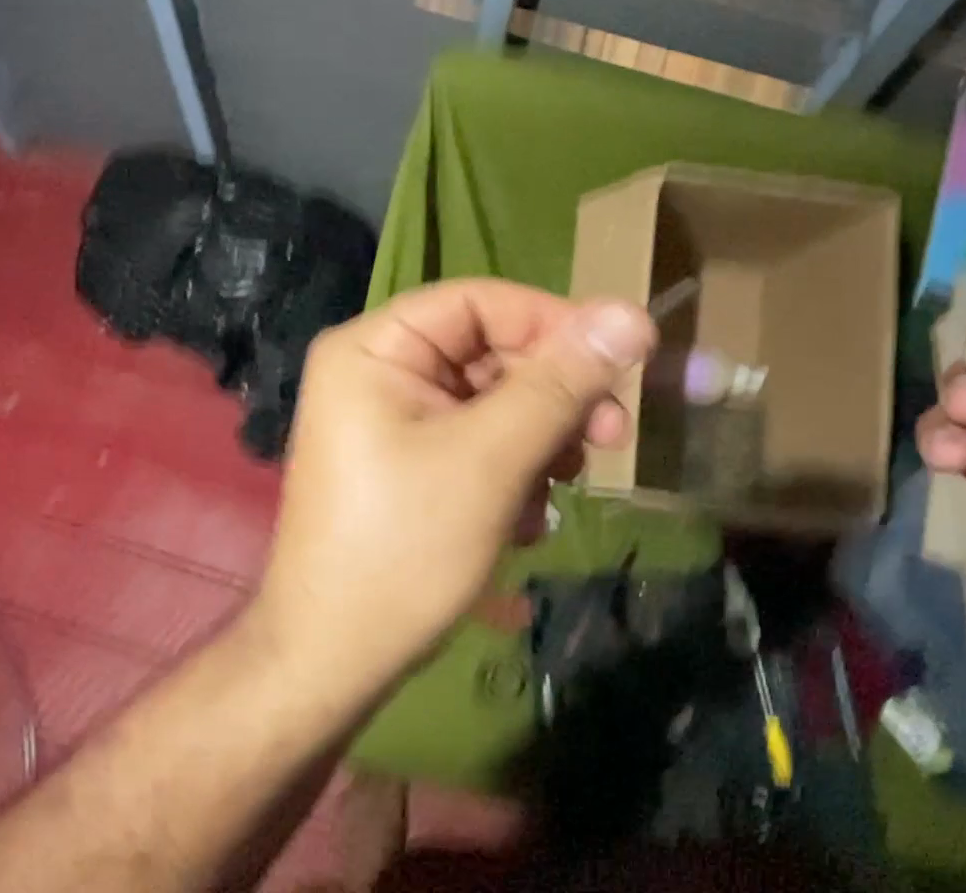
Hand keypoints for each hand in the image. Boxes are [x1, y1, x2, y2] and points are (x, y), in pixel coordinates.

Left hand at [255, 279, 655, 685]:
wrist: (333, 662)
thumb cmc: (405, 549)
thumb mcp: (492, 458)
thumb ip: (561, 383)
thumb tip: (632, 313)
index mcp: (374, 349)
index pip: (482, 303)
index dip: (558, 324)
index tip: (631, 356)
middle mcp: (377, 374)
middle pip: (491, 356)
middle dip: (554, 398)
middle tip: (613, 437)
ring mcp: (390, 424)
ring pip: (493, 406)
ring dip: (539, 444)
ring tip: (556, 494)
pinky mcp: (406, 469)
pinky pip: (476, 447)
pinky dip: (511, 475)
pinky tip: (522, 524)